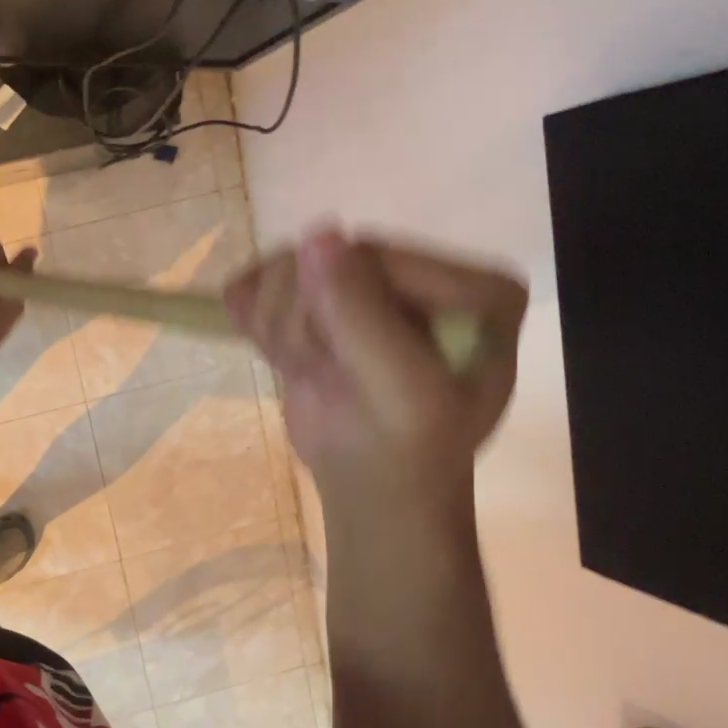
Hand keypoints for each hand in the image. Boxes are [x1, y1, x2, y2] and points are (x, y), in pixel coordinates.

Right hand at [224, 229, 527, 508]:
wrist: (371, 492)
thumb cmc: (401, 454)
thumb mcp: (397, 391)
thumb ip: (361, 315)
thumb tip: (318, 234)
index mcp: (472, 288)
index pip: (371, 255)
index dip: (334, 307)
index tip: (336, 365)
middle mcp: (423, 275)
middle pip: (323, 258)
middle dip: (303, 322)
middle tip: (324, 373)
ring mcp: (368, 288)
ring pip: (287, 269)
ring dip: (279, 329)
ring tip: (310, 372)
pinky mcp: (324, 305)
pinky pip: (266, 284)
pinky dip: (255, 322)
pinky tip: (279, 356)